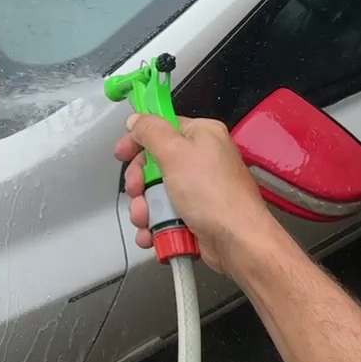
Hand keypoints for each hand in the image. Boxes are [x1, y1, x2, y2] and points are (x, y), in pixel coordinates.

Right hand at [114, 113, 291, 280]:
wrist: (238, 242)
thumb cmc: (213, 194)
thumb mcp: (175, 153)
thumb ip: (150, 131)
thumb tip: (136, 119)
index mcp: (202, 134)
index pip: (161, 128)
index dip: (138, 141)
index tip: (122, 154)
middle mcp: (202, 158)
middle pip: (154, 162)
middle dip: (139, 182)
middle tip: (136, 192)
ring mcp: (198, 188)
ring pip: (156, 192)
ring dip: (144, 208)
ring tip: (145, 220)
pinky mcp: (195, 213)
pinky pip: (165, 213)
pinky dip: (154, 224)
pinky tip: (150, 234)